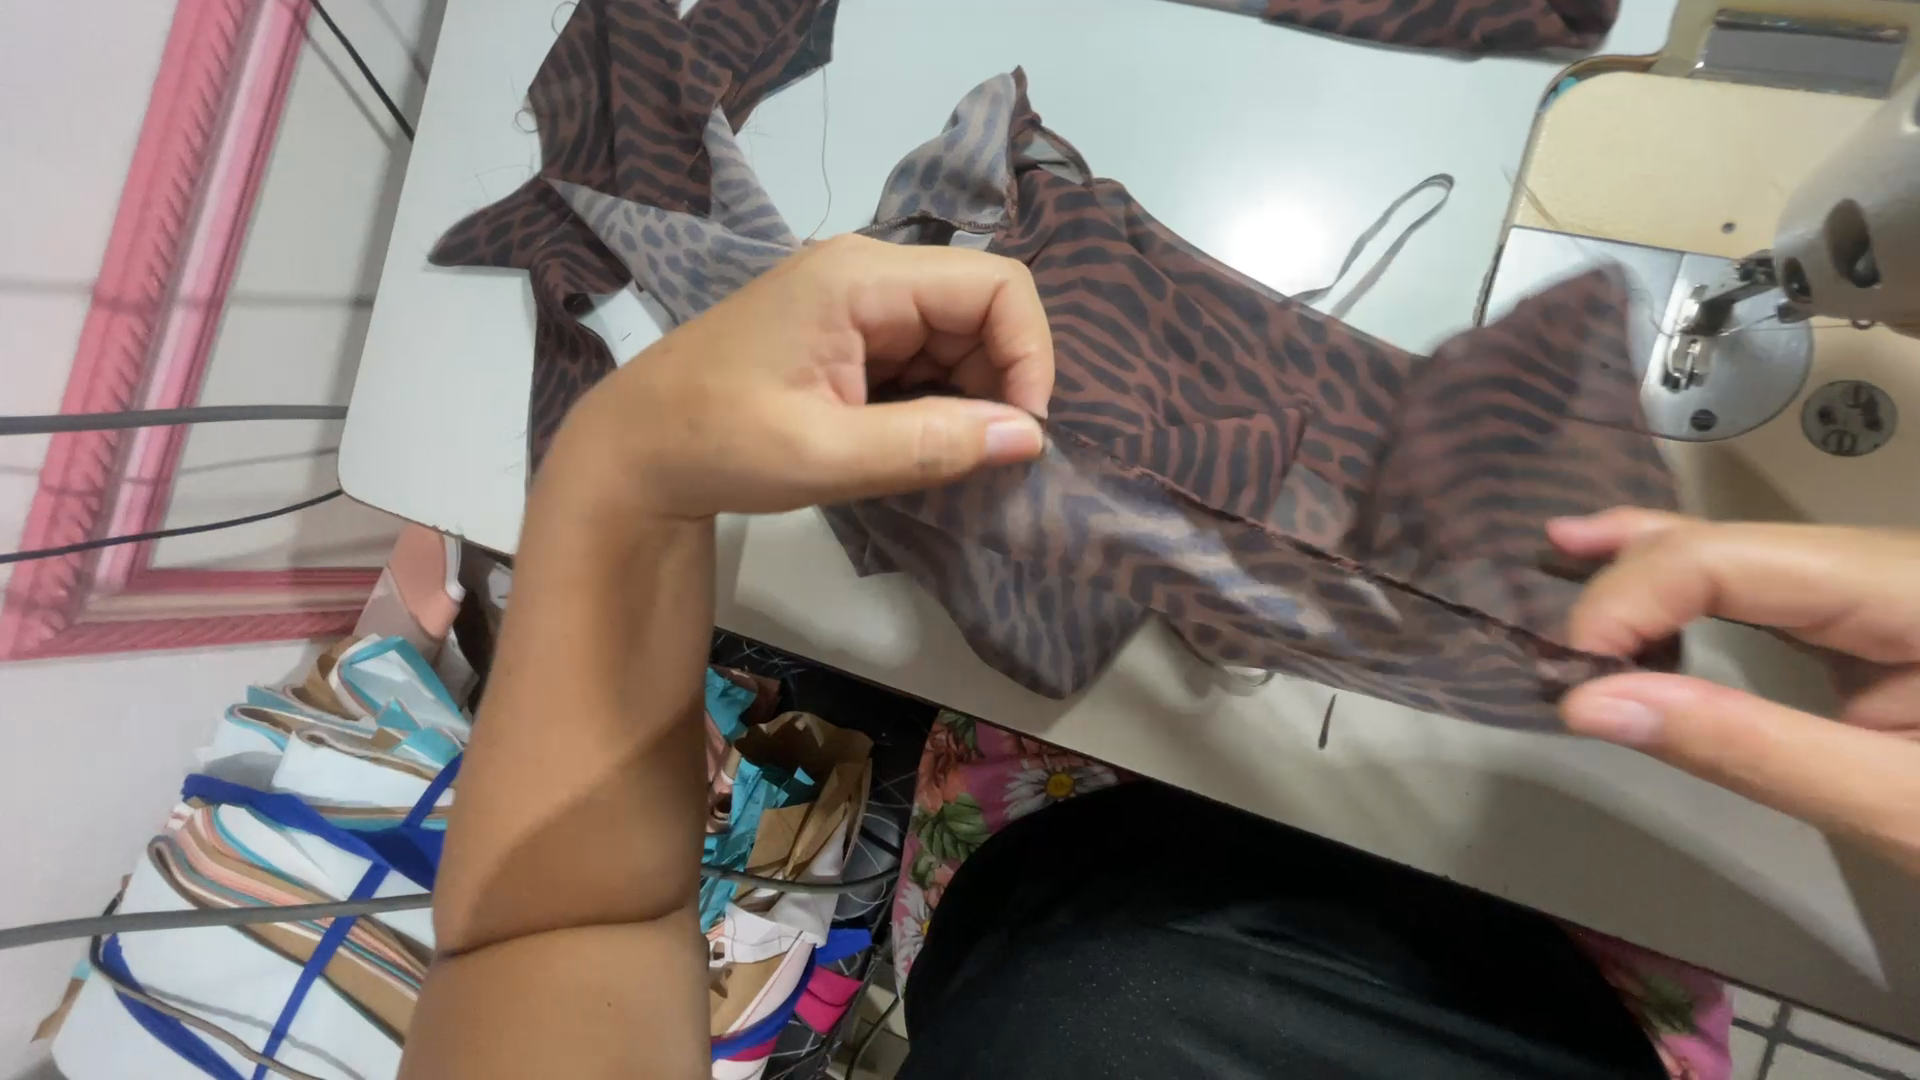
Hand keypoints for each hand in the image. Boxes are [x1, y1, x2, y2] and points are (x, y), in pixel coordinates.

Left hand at [549, 235, 1053, 518]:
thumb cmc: (716, 443)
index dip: (1029, 354)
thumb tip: (1028, 438)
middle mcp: (868, 275)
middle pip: (981, 308)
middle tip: (984, 457)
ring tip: (947, 456)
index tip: (1021, 434)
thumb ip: (929, 445)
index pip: (996, 285)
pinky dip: (941, 403)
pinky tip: (920, 443)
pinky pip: (925, 359)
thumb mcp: (824, 454)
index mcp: (862, 277)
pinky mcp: (851, 338)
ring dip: (973, 398)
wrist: (637, 451)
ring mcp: (858, 306)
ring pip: (959, 337)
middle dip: (1002, 382)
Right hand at [1550, 508, 1919, 871]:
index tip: (1572, 673)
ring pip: (1748, 549)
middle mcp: (1907, 566)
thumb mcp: (1911, 808)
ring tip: (1564, 547)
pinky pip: (1768, 580)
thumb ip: (1746, 747)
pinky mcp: (1885, 614)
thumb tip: (1583, 704)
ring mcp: (1899, 585)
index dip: (1631, 599)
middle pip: (1737, 544)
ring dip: (1645, 558)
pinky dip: (1688, 581)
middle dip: (1630, 575)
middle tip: (1551, 628)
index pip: (1732, 560)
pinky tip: (1632, 556)